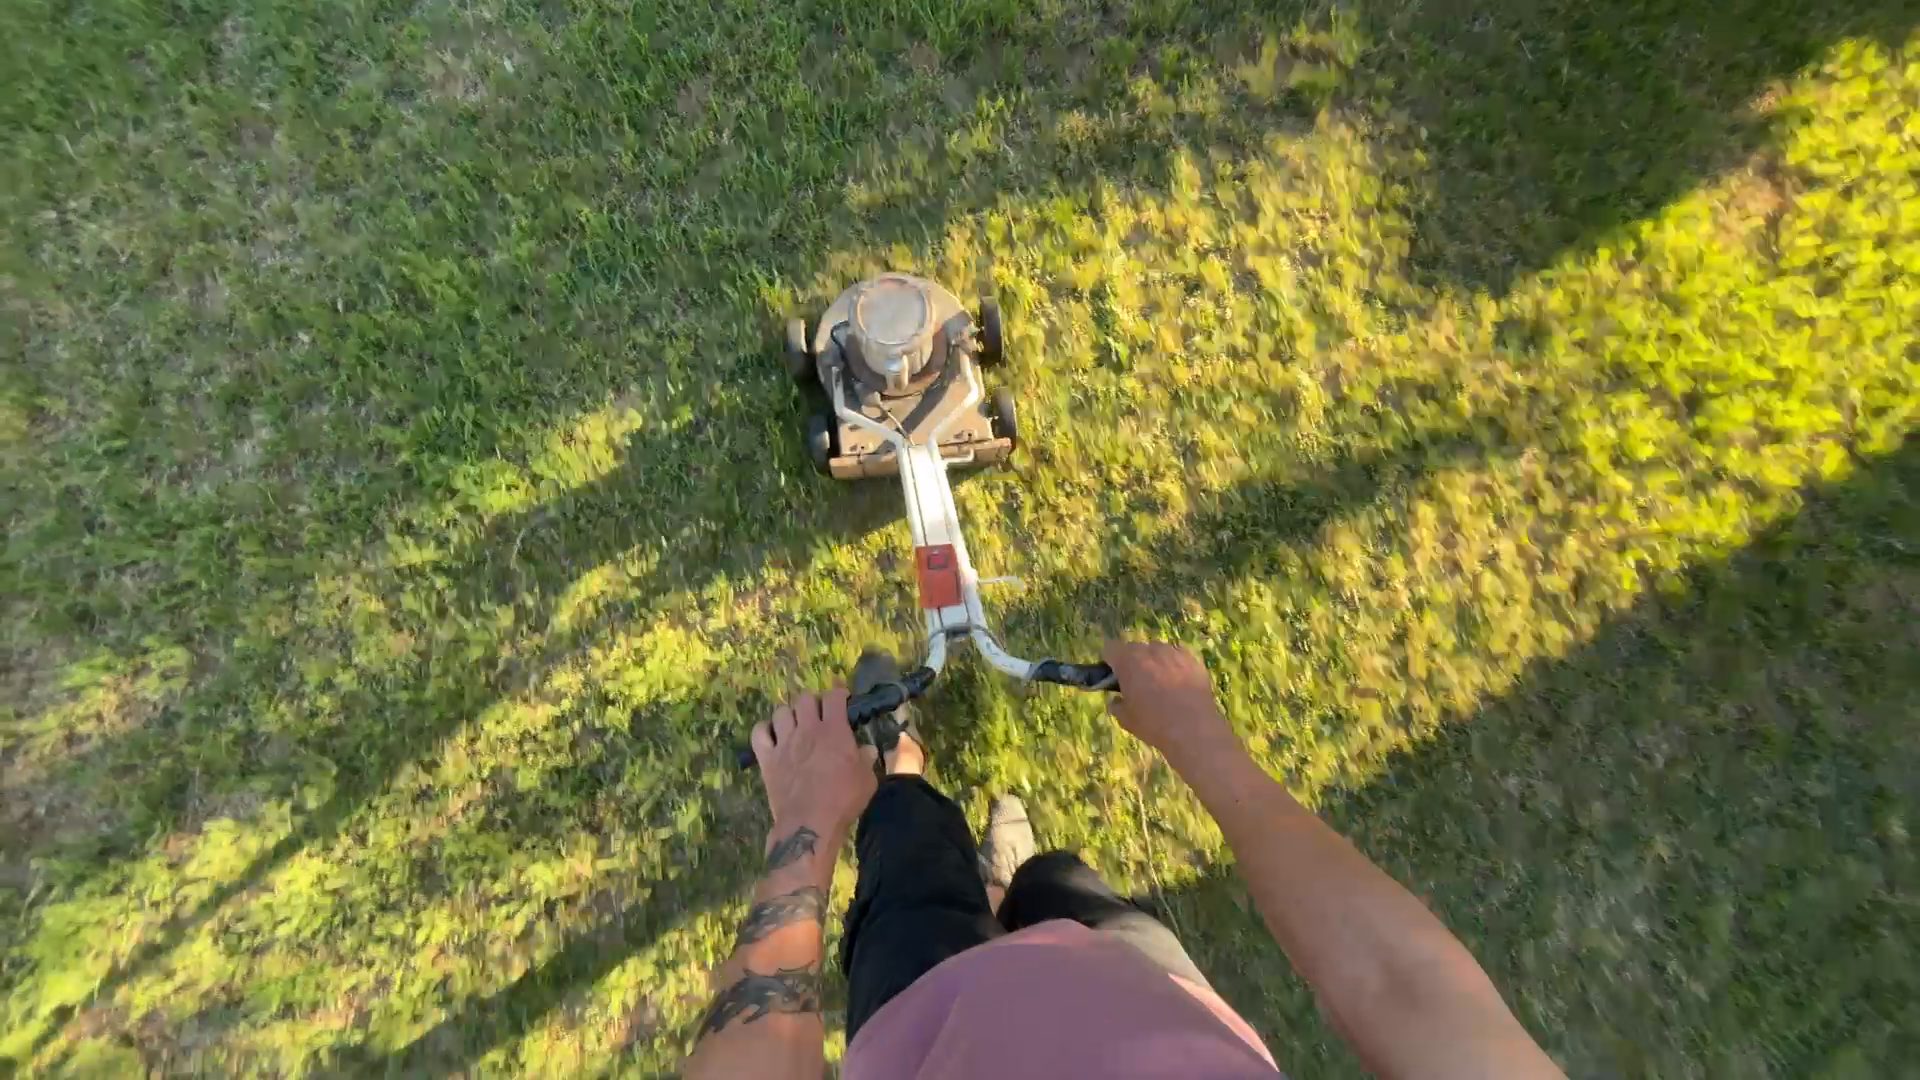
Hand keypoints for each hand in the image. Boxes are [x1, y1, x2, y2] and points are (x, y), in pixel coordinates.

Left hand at [750, 687, 878, 856]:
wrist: (809, 824)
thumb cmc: (843, 800)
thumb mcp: (867, 780)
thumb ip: (866, 759)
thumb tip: (867, 749)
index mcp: (834, 730)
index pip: (833, 696)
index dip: (838, 693)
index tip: (842, 699)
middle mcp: (807, 729)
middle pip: (805, 699)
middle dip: (813, 702)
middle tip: (819, 714)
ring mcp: (784, 742)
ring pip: (781, 711)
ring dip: (790, 715)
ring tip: (796, 725)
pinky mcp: (767, 758)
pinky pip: (759, 732)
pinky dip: (765, 730)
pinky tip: (773, 736)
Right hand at [1103, 641, 1244, 771]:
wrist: (1193, 730)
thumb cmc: (1153, 724)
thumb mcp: (1125, 719)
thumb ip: (1116, 705)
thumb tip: (1116, 700)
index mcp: (1128, 662)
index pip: (1110, 648)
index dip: (1110, 661)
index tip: (1115, 675)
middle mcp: (1149, 650)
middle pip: (1134, 648)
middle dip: (1133, 661)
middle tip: (1138, 681)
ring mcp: (1173, 652)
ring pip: (1157, 649)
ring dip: (1154, 660)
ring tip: (1161, 681)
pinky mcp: (1192, 659)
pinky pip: (1178, 655)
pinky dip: (1174, 664)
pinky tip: (1179, 680)